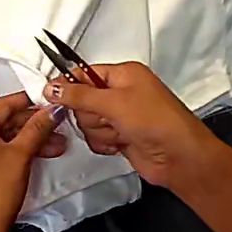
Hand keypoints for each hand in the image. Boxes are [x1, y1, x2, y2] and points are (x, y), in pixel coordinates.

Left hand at [0, 92, 62, 231]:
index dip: (30, 101)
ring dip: (31, 139)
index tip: (50, 100)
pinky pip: (0, 150)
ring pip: (5, 137)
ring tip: (57, 144)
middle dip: (34, 124)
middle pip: (5, 120)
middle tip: (59, 125)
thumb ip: (37, 128)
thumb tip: (50, 111)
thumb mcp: (21, 155)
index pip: (4, 104)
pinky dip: (20, 150)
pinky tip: (41, 152)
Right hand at [42, 61, 221, 189]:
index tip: (54, 96)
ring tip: (119, 133)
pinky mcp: (119, 136)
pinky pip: (95, 138)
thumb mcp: (114, 103)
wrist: (179, 158)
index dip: (69, 85)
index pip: (84, 73)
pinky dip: (104, 143)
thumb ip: (78, 95)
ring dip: (99, 131)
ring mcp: (120, 116)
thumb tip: (52, 87)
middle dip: (91, 115)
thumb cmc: (157, 122)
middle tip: (108, 118)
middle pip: (81, 101)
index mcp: (124, 74)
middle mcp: (121, 93)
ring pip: (86, 122)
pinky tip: (119, 144)